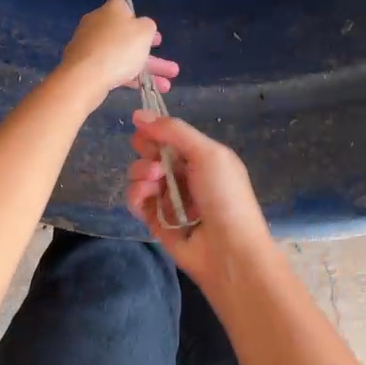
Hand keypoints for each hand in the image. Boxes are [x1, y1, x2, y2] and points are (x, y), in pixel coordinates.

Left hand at [57, 0, 178, 94]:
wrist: (85, 76)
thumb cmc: (119, 47)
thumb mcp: (144, 32)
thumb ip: (148, 26)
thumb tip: (141, 25)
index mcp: (110, 9)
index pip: (122, 2)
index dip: (136, 12)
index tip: (148, 26)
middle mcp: (98, 24)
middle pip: (126, 34)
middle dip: (149, 50)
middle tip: (167, 62)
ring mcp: (90, 45)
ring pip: (122, 54)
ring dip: (146, 69)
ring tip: (166, 85)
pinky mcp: (86, 65)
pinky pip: (112, 68)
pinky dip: (129, 77)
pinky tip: (146, 89)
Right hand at [125, 111, 277, 292]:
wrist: (229, 250)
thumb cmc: (224, 196)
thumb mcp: (207, 153)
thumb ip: (173, 131)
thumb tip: (138, 114)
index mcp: (200, 156)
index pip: (167, 135)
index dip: (153, 131)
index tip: (145, 130)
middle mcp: (183, 174)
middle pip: (149, 152)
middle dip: (146, 152)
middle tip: (157, 164)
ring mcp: (168, 197)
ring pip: (139, 174)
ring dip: (141, 173)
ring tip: (154, 183)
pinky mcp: (155, 219)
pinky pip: (136, 199)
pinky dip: (136, 194)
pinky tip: (144, 197)